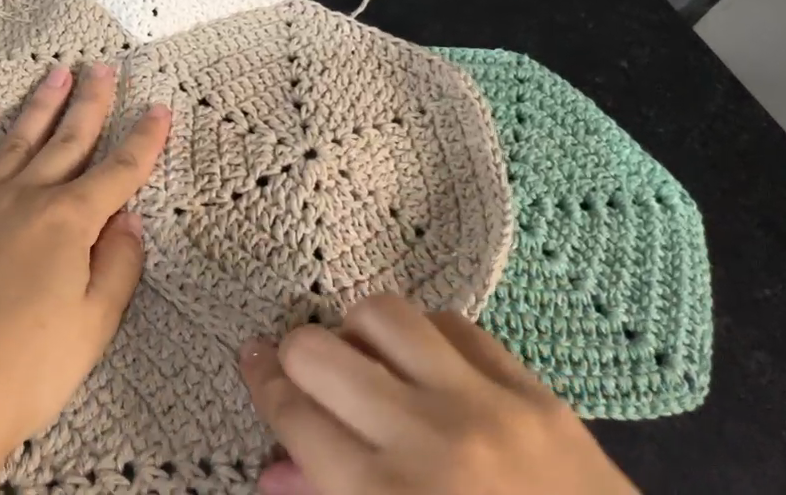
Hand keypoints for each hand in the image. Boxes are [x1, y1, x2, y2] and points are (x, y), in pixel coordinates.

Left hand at [0, 63, 170, 493]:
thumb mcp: (92, 327)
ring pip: (15, 142)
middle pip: (67, 141)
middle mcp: (23, 200)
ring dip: (38, 107)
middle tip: (102, 67)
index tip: (158, 108)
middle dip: (90, 103)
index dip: (144, 140)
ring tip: (55, 74)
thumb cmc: (21, 374)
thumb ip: (117, 267)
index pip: (118, 171)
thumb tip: (129, 221)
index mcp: (68, 223)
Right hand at [240, 295, 636, 494]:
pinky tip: (430, 366)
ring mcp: (483, 408)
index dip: (259, 381)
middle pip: (316, 352)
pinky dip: (429, 339)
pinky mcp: (535, 393)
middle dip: (292, 355)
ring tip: (364, 355)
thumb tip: (272, 469)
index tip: (250, 359)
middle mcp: (423, 441)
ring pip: (383, 316)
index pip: (292, 414)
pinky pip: (457, 326)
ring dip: (357, 332)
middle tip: (299, 367)